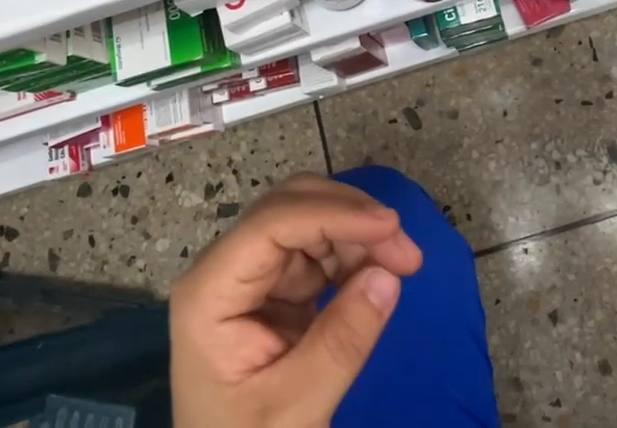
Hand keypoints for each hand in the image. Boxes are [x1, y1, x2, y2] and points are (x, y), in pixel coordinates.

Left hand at [169, 173, 422, 427]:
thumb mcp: (296, 407)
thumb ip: (341, 342)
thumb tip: (387, 275)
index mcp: (210, 292)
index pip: (271, 225)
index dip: (333, 214)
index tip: (390, 226)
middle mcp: (226, 268)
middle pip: (289, 208)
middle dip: (351, 216)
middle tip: (406, 252)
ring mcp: (251, 274)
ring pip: (308, 221)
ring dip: (358, 233)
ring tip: (402, 265)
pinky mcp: (275, 287)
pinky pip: (318, 250)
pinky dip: (354, 252)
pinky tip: (378, 274)